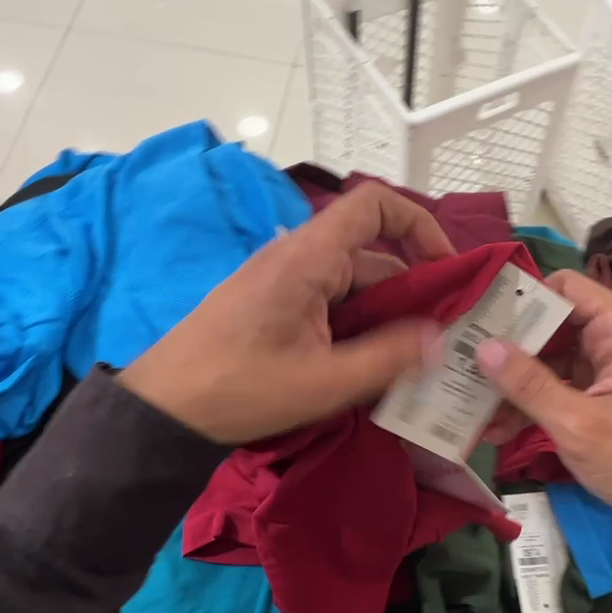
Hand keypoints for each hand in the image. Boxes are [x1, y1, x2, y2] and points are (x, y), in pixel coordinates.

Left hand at [121, 183, 453, 443]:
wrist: (164, 408)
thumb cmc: (242, 389)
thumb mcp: (325, 382)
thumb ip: (390, 358)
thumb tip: (440, 337)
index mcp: (309, 257)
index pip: (375, 204)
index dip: (419, 225)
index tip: (447, 270)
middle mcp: (299, 258)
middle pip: (372, 254)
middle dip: (413, 291)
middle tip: (443, 337)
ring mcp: (284, 281)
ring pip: (354, 285)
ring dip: (387, 316)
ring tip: (415, 361)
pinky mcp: (275, 304)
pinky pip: (331, 303)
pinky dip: (359, 326)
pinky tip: (373, 365)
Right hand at [476, 270, 611, 534]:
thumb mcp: (579, 426)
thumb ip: (530, 385)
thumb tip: (483, 347)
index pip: (568, 288)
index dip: (525, 296)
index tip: (480, 314)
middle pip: (553, 323)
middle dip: (510, 344)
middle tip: (461, 358)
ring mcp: (606, 371)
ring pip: (549, 359)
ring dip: (513, 382)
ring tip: (469, 399)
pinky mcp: (597, 398)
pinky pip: (555, 388)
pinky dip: (529, 404)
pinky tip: (494, 427)